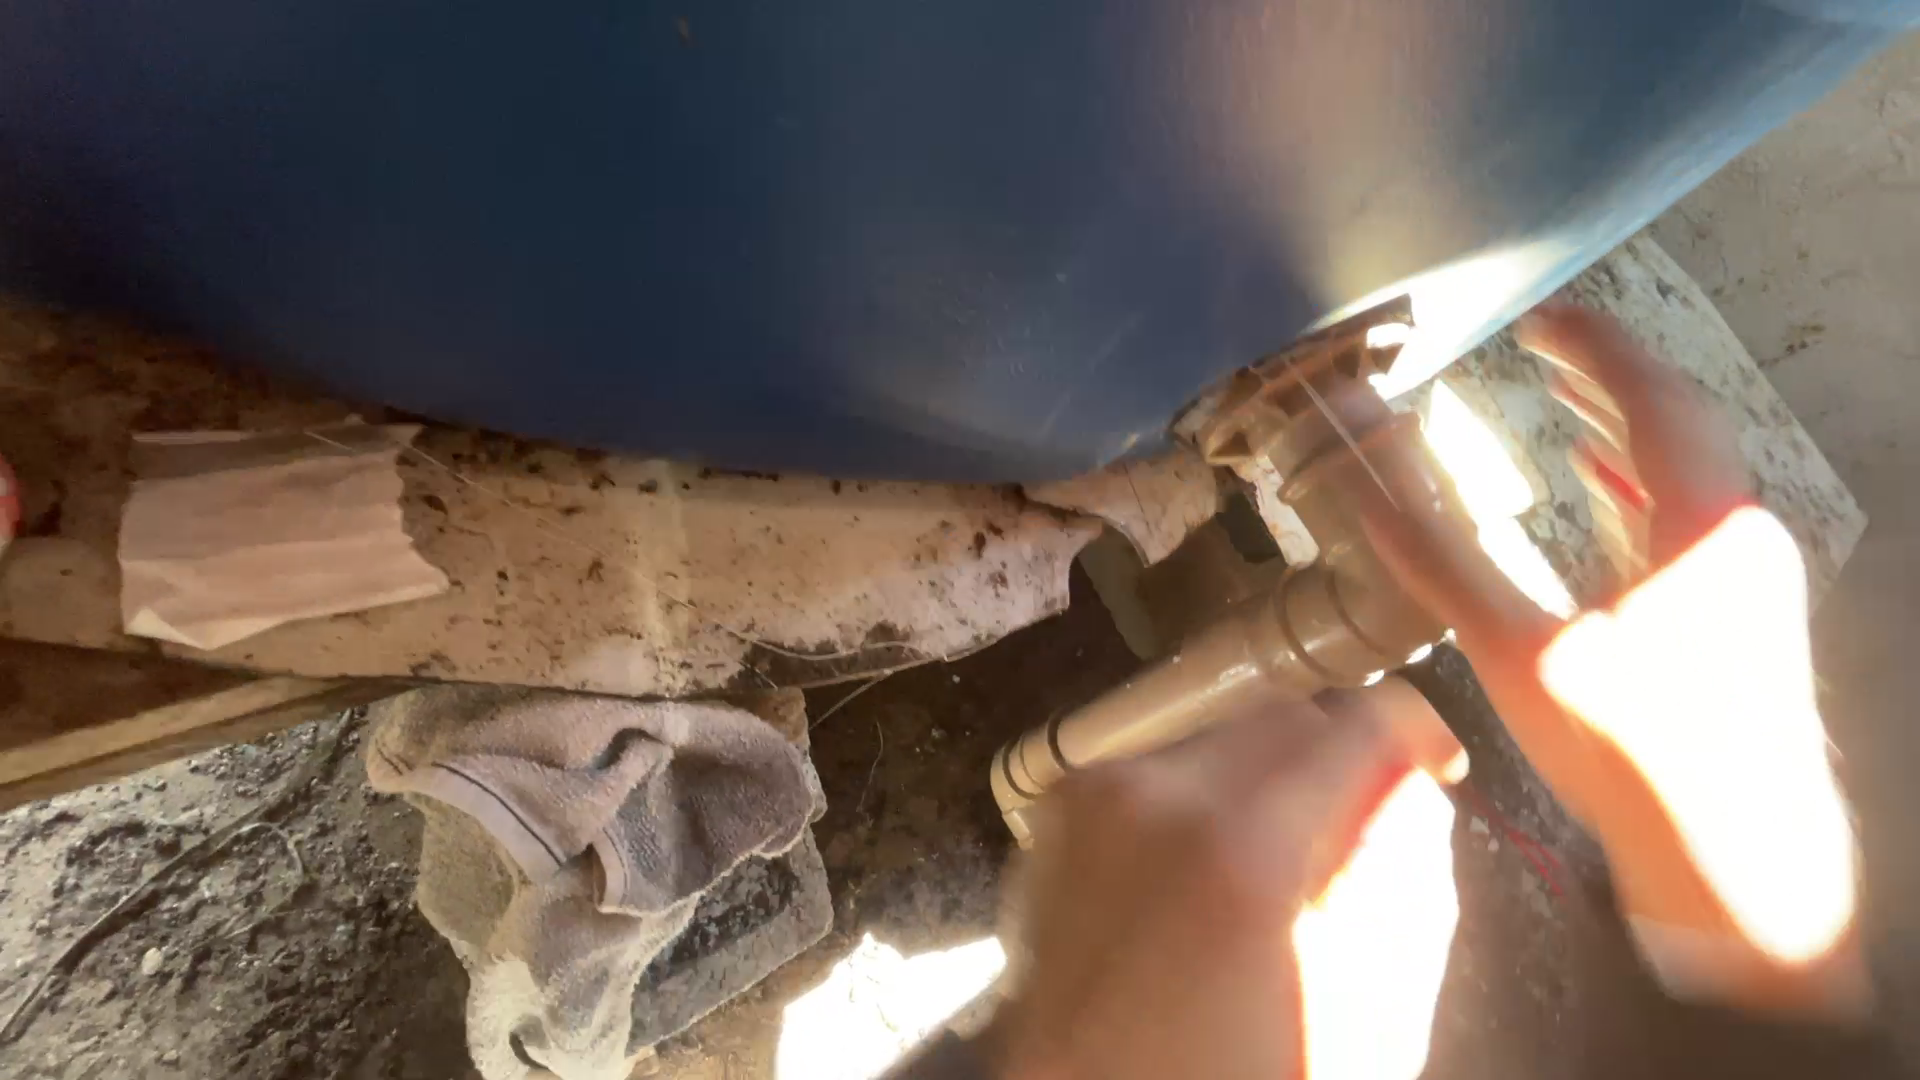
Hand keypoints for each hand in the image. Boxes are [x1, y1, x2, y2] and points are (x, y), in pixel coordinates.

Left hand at [986, 680, 1465, 1079]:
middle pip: (1277, 715)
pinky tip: (1196, 855)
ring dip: (1256, 772)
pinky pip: (1156, 761)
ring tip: (1262, 847)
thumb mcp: (1366, 997)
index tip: (1422, 751)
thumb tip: (1407, 777)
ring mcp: (1098, 791)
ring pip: (1214, 733)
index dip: (1406, 729)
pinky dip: (1194, 790)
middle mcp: (1156, 794)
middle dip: (1326, 751)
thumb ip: (1397, 870)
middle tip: (1344, 807)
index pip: (1352, 727)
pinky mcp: (1065, 801)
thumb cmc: (1251, 1070)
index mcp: (1243, 849)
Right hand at [1361, 303, 1865, 1018]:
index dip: (1599, 350)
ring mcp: (1734, 574)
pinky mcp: (1720, 608)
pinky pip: (1673, 512)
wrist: (1729, 857)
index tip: (1548, 314)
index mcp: (1703, 529)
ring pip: (1677, 467)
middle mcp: (1734, 537)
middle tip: (1545, 340)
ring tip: (1560, 393)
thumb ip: (1442, 567)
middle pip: (1675, 424)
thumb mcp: (1520, 650)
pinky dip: (1625, 479)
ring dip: (1615, 423)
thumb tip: (1369, 500)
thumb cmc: (1633, 751)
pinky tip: (1591, 481)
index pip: (1656, 403)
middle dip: (1606, 375)